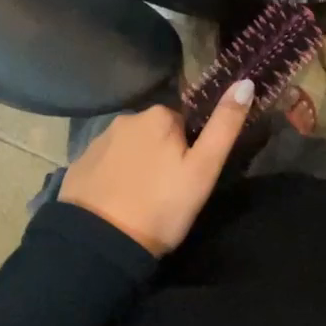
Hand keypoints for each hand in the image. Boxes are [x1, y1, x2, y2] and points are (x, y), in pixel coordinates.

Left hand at [56, 80, 254, 256]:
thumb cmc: (161, 206)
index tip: (187, 179)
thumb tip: (246, 82)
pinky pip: (106, 164)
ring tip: (142, 200)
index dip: (188, 151)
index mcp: (158, 115)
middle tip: (167, 193)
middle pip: (155, 133)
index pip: (183, 125)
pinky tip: (117, 202)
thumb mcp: (203, 169)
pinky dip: (114, 177)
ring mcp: (98, 140)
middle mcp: (127, 118)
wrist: (100, 244)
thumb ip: (224, 126)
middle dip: (162, 154)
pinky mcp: (79, 164)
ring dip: (138, 164)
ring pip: (130, 148)